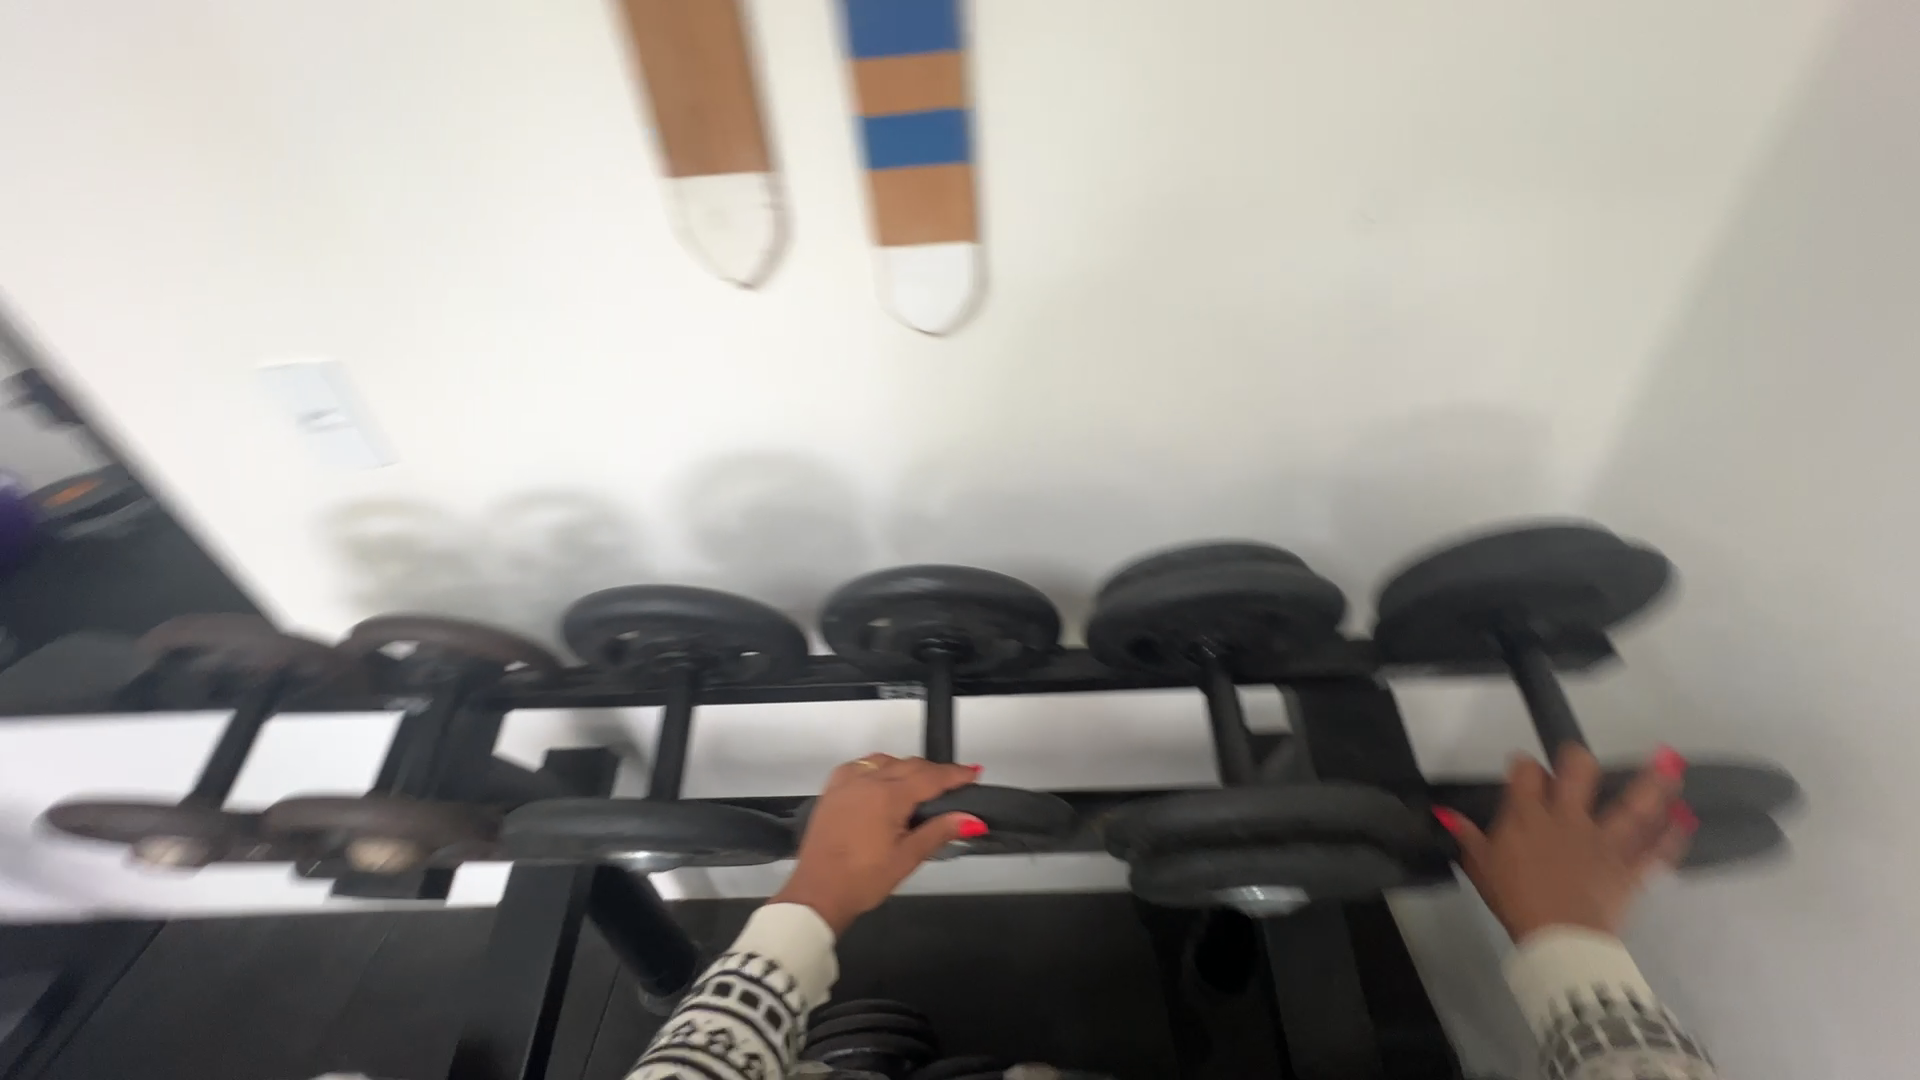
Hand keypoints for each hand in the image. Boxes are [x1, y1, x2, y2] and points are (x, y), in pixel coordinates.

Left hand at [769, 754, 986, 934]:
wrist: (817, 894)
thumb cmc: (862, 880)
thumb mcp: (907, 858)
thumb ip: (939, 831)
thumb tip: (971, 818)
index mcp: (888, 796)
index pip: (930, 777)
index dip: (955, 774)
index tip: (973, 773)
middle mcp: (867, 781)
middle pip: (910, 765)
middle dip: (934, 772)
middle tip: (954, 783)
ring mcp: (847, 783)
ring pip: (885, 761)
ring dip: (906, 767)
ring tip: (921, 784)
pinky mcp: (832, 790)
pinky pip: (860, 766)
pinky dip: (877, 767)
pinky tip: (883, 780)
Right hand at [1437, 744, 1696, 943]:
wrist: (1559, 937)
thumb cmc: (1513, 897)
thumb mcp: (1479, 865)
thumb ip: (1466, 835)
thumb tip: (1446, 814)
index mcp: (1527, 815)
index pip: (1525, 774)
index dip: (1523, 764)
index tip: (1522, 765)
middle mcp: (1568, 819)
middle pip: (1578, 776)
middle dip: (1577, 759)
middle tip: (1578, 753)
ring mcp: (1605, 842)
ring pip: (1631, 807)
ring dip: (1650, 786)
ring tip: (1666, 766)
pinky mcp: (1631, 869)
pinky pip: (1657, 851)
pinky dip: (1672, 836)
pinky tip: (1685, 819)